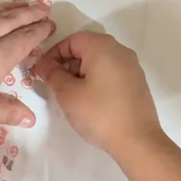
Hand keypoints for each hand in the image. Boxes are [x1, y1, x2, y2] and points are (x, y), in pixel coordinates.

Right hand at [31, 31, 163, 160]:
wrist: (138, 140)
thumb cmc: (99, 113)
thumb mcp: (68, 94)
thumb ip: (53, 75)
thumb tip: (44, 65)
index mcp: (103, 47)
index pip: (72, 40)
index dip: (54, 54)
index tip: (43, 72)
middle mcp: (120, 50)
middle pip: (87, 48)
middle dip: (67, 63)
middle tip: (55, 85)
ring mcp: (131, 65)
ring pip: (99, 60)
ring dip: (81, 72)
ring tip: (72, 95)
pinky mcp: (137, 81)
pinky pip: (111, 71)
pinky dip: (97, 78)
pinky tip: (91, 100)